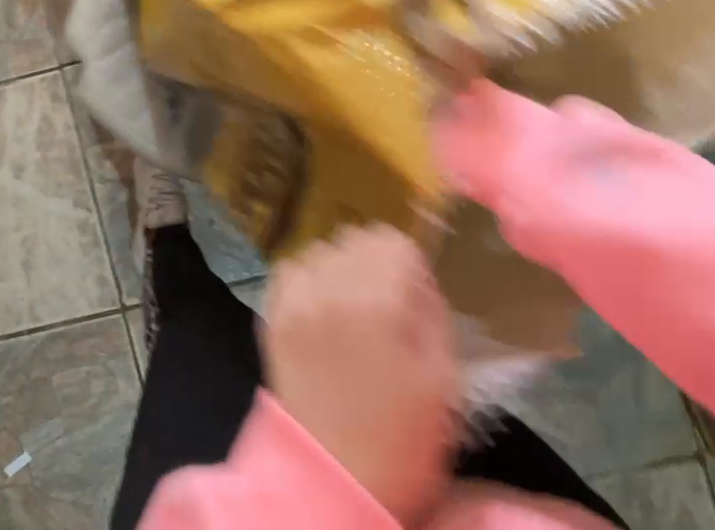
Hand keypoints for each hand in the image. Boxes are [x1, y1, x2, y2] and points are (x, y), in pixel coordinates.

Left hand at [263, 224, 459, 523]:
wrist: (336, 478)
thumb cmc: (403, 436)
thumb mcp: (443, 375)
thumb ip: (429, 310)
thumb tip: (414, 276)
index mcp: (379, 300)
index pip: (393, 239)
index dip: (408, 261)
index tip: (412, 290)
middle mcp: (331, 286)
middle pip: (355, 237)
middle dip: (374, 261)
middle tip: (384, 302)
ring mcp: (295, 299)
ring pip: (321, 250)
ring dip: (338, 268)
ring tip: (349, 308)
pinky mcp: (272, 315)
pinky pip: (289, 269)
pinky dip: (306, 279)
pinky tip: (319, 310)